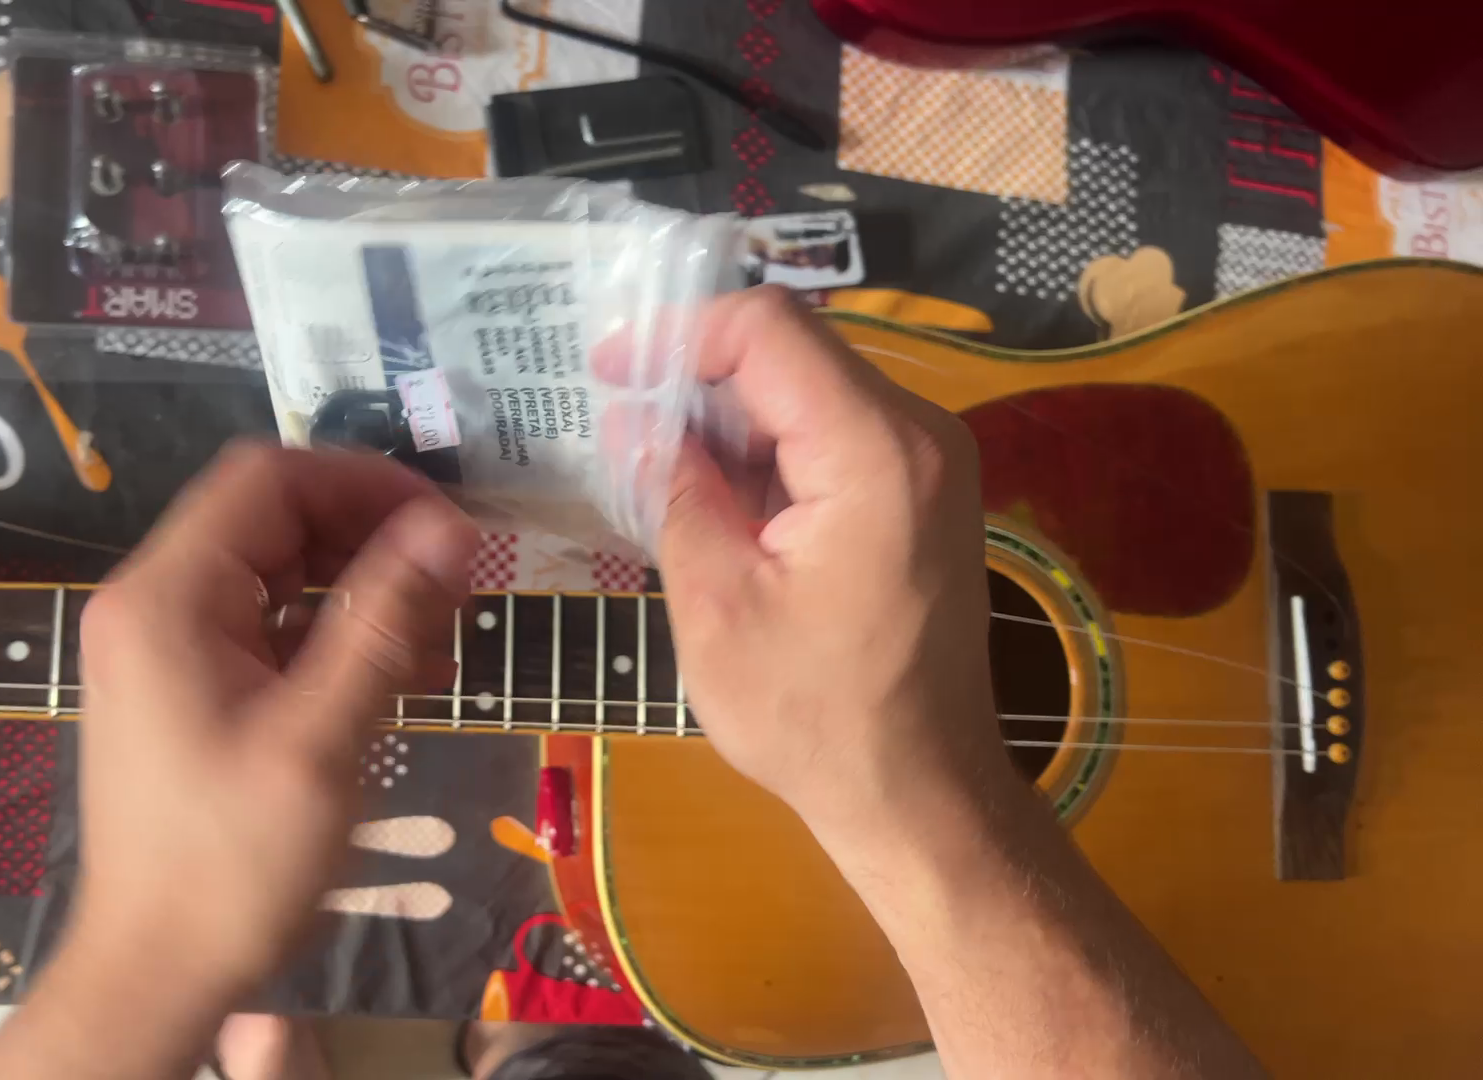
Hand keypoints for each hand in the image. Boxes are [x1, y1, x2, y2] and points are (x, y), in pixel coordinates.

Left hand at [70, 442, 477, 997]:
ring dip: (369, 589)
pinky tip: (406, 673)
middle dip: (375, 541)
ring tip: (439, 635)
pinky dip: (345, 634)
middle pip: (282, 521)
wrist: (159, 975)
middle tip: (453, 584)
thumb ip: (386, 621)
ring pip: (290, 571)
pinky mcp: (204, 678)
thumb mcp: (321, 737)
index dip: (362, 483)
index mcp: (170, 596)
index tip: (441, 523)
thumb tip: (450, 527)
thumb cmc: (232, 864)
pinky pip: (284, 624)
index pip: (270, 481)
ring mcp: (181, 641)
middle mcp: (164, 600)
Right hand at [659, 287, 1013, 868]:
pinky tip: (709, 499)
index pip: (769, 330)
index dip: (679, 334)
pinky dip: (758, 455)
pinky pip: (823, 439)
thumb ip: (674, 490)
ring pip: (802, 394)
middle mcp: (915, 435)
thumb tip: (634, 419)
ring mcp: (922, 464)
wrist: (915, 792)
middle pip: (789, 355)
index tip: (610, 370)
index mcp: (873, 452)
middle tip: (619, 422)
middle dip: (694, 379)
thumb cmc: (810, 713)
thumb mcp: (714, 600)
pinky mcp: (911, 495)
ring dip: (721, 422)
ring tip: (651, 466)